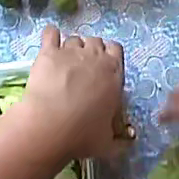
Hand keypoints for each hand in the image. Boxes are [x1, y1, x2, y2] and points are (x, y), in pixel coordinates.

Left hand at [13, 25, 123, 161]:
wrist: (49, 127)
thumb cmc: (82, 135)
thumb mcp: (107, 144)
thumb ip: (120, 141)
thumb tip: (129, 142)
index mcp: (114, 73)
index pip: (116, 50)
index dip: (109, 55)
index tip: (102, 67)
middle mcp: (95, 57)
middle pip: (96, 41)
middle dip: (91, 50)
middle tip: (83, 66)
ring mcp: (71, 52)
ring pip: (75, 39)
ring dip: (72, 46)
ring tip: (65, 61)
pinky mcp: (49, 52)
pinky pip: (51, 33)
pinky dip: (51, 35)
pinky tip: (49, 42)